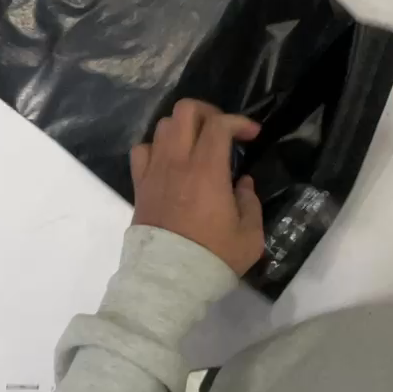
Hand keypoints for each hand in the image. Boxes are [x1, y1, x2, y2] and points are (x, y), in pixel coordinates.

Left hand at [130, 100, 265, 274]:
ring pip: (163, 126)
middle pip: (185, 111)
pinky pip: (142, 150)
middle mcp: (177, 162)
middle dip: (208, 113)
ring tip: (197, 145)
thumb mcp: (249, 236)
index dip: (239, 121)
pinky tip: (170, 161)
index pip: (220, 124)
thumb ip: (250, 203)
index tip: (252, 135)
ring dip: (183, 128)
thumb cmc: (212, 257)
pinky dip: (157, 147)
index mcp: (207, 170)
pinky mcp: (140, 185)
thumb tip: (243, 184)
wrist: (167, 281)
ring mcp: (154, 171)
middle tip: (223, 131)